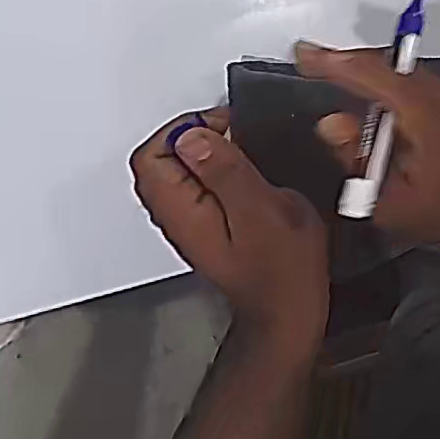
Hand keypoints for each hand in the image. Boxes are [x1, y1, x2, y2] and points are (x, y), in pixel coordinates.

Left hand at [130, 108, 328, 355]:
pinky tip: (249, 171)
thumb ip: (226, 172)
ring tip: (245, 151)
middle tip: (235, 135)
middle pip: (162, 158)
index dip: (184, 129)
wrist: (288, 311)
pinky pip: (201, 180)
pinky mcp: (210, 221)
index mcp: (182, 211)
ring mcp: (192, 220)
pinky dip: (221, 165)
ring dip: (211, 150)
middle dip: (196, 135)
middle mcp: (178, 215)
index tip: (222, 127)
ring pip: (181, 167)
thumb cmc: (282, 271)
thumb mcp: (263, 211)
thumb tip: (192, 137)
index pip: (151, 155)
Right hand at [293, 42, 439, 244]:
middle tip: (309, 57)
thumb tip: (331, 123)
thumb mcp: (385, 200)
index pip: (380, 79)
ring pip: (397, 66)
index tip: (307, 57)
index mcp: (428, 121)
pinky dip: (378, 72)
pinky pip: (407, 74)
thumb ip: (358, 159)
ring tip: (324, 65)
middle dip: (344, 59)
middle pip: (387, 65)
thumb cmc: (433, 211)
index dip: (340, 64)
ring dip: (360, 64)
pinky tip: (357, 77)